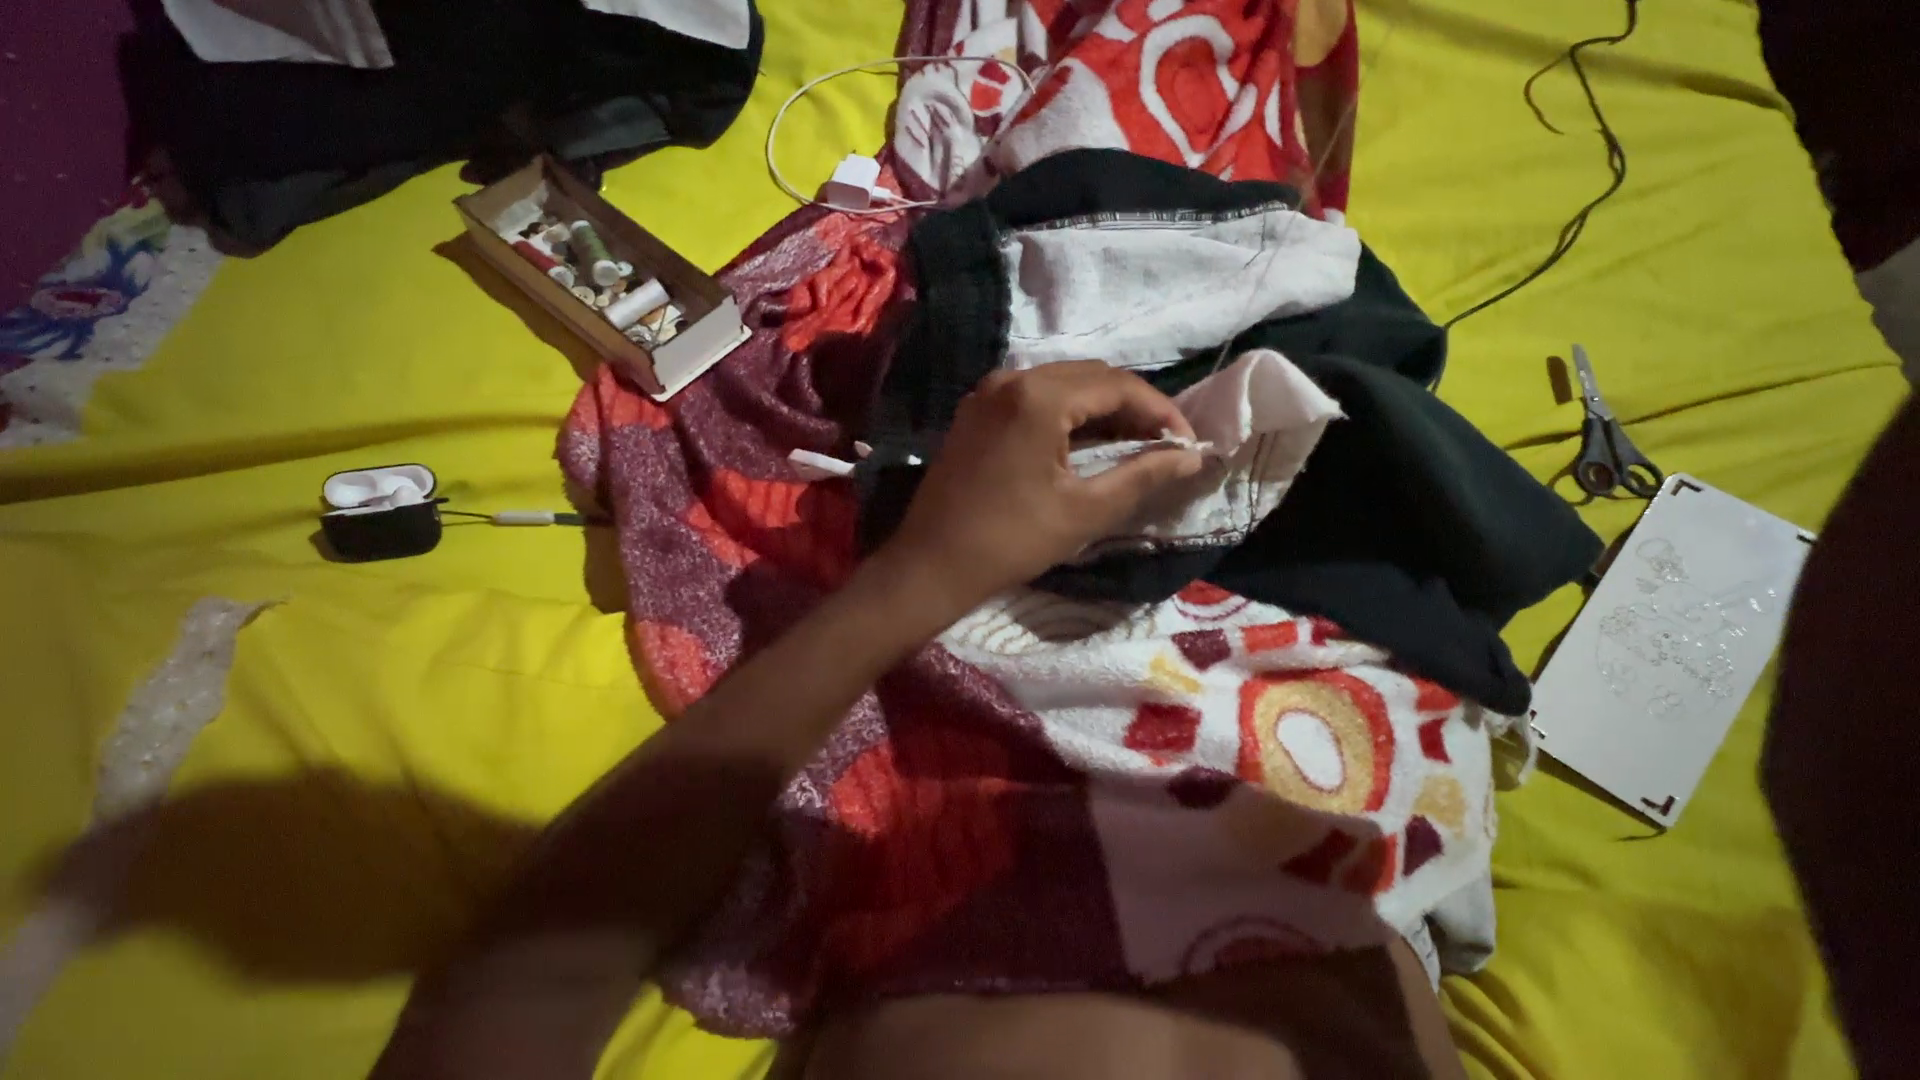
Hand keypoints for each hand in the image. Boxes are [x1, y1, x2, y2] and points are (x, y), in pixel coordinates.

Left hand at [870, 361, 1203, 617]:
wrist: (931, 564)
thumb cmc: (1011, 540)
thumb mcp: (1085, 510)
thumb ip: (1142, 475)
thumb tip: (1190, 456)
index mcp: (1039, 396)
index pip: (1118, 385)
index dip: (1161, 412)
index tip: (1188, 444)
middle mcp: (1011, 379)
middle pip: (1091, 377)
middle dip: (1133, 407)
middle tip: (1164, 445)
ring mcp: (987, 393)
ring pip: (1062, 384)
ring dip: (1101, 409)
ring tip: (1132, 446)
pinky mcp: (975, 411)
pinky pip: (1034, 397)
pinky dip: (1067, 413)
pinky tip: (1086, 444)